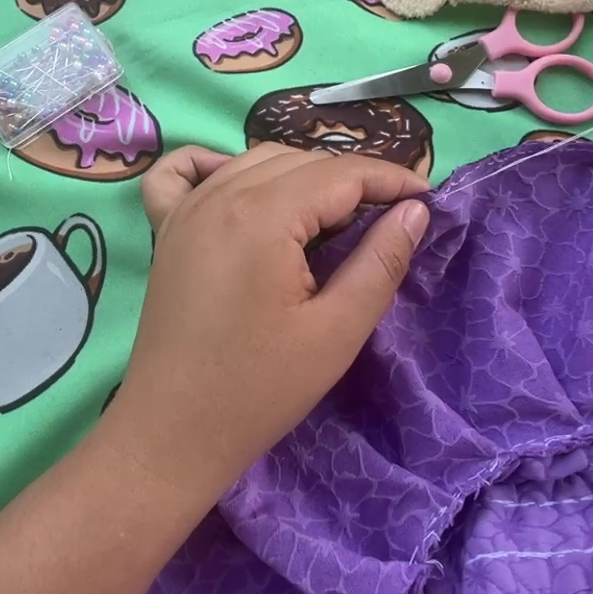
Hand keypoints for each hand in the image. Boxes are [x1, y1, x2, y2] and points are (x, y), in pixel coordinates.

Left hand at [97, 145, 430, 500]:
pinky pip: (183, 172)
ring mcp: (185, 208)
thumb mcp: (336, 332)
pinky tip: (241, 185)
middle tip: (385, 218)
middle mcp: (220, 195)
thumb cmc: (259, 390)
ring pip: (255, 160)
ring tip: (333, 215)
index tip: (426, 198)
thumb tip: (414, 211)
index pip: (341, 172)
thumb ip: (380, 263)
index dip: (390, 178)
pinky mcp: (165, 228)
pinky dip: (215, 163)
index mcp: (263, 216)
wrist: (172, 433)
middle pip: (301, 161)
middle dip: (351, 179)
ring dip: (301, 174)